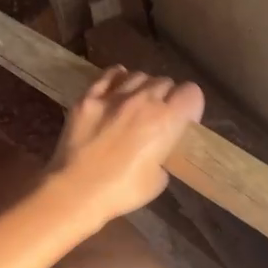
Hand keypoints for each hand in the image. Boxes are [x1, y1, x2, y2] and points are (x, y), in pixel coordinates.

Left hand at [47, 66, 205, 223]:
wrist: (76, 191)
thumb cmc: (121, 192)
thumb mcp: (158, 180)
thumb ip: (163, 156)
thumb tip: (155, 151)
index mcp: (167, 120)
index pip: (192, 93)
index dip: (189, 105)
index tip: (183, 119)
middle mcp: (143, 100)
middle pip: (164, 82)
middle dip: (165, 96)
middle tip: (156, 115)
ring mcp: (112, 97)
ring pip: (138, 75)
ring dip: (142, 87)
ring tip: (135, 102)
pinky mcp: (87, 99)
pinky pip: (108, 76)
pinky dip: (116, 78)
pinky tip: (116, 87)